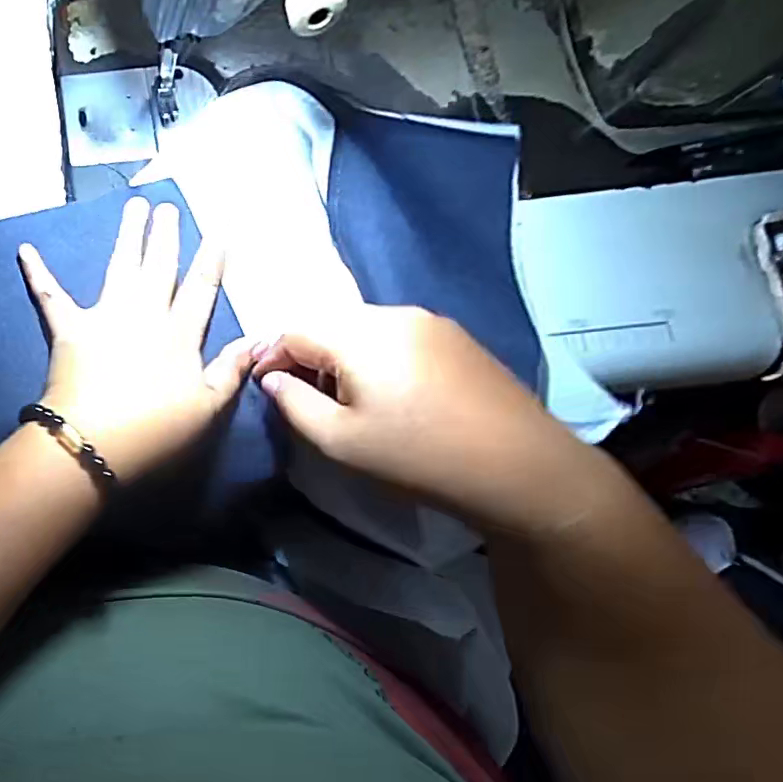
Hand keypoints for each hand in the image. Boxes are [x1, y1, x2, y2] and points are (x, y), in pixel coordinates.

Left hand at [18, 197, 255, 479]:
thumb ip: (230, 370)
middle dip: (165, 237)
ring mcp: (105, 317)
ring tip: (133, 207)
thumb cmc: (156, 429)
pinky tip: (25, 249)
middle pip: (159, 267)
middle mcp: (144, 315)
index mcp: (179, 335)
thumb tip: (257, 339)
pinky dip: (37, 273)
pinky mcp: (68, 328)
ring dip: (127, 236)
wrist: (94, 441)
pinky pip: (50, 296)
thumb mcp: (206, 407)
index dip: (211, 262)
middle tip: (167, 207)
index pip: (201, 290)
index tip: (218, 234)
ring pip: (119, 267)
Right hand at [251, 305, 616, 537]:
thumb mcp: (340, 441)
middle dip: (307, 356)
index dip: (272, 355)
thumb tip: (273, 378)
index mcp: (361, 335)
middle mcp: (395, 314)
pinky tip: (389, 393)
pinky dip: (375, 357)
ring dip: (342, 356)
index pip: (296, 329)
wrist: (517, 466)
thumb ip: (294, 404)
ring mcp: (431, 322)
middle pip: (331, 324)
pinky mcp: (455, 338)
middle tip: (303, 397)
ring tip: (346, 398)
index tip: (265, 386)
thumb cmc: (416, 457)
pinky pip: (397, 336)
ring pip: (364, 329)